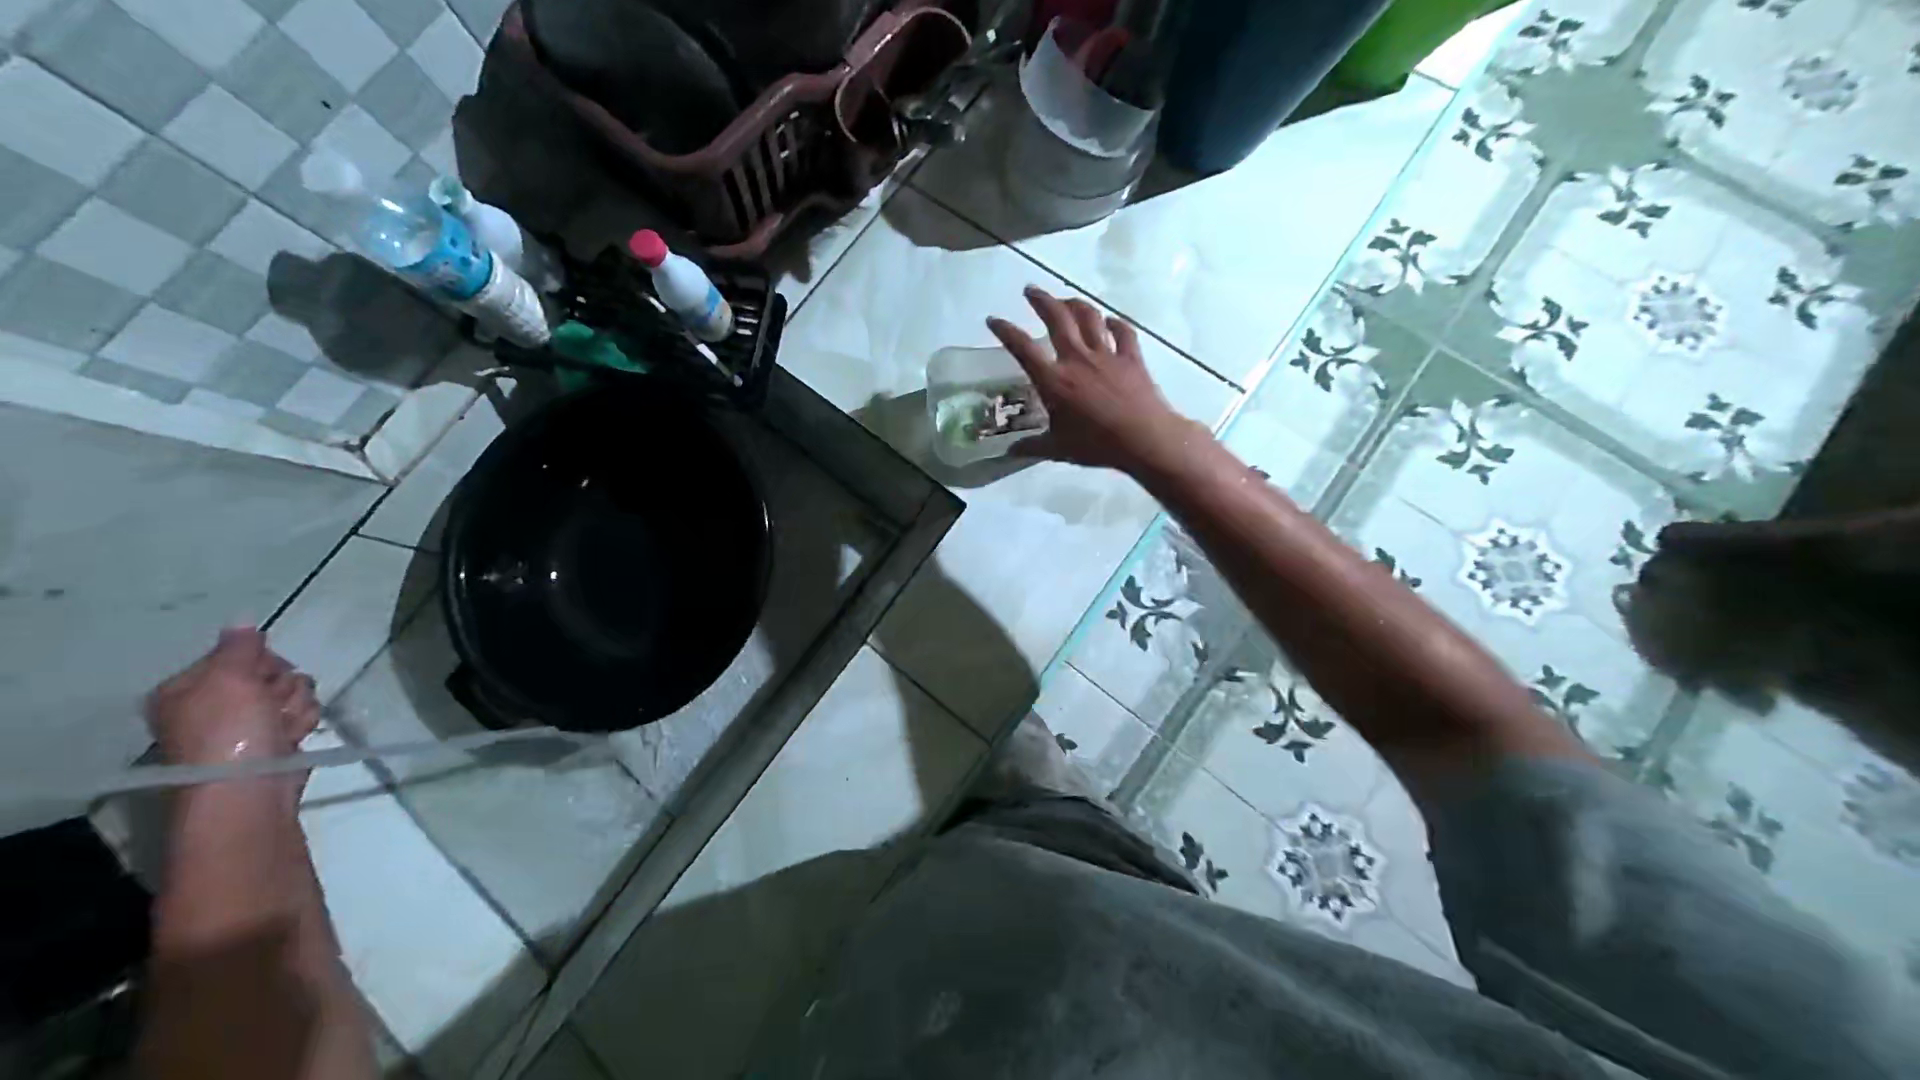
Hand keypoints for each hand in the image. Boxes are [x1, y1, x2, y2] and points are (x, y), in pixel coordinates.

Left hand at [147, 628, 319, 766]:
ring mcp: (247, 723)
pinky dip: (300, 723)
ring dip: (295, 706)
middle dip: (282, 686)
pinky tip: (290, 737)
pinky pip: (302, 716)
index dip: (259, 662)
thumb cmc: (228, 730)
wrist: (246, 788)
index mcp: (190, 688)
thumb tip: (242, 621)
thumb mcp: (228, 679)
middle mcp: (215, 704)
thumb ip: (239, 647)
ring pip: (294, 693)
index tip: (260, 676)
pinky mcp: (275, 739)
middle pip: (272, 672)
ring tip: (281, 726)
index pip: (240, 654)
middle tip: (270, 704)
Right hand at [987, 286, 1208, 475]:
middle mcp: (1077, 359)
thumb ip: (1032, 446)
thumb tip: (1010, 452)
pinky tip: (1109, 321)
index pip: (1023, 348)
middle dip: (1041, 300)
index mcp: (1054, 380)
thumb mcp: (1058, 449)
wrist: (1143, 439)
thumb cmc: (1096, 445)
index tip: (994, 319)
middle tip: (1030, 290)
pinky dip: (1114, 323)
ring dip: (1075, 303)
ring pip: (1088, 317)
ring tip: (1066, 300)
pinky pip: (1122, 332)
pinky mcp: (1131, 357)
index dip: (1005, 331)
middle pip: (1057, 318)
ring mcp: (1106, 355)